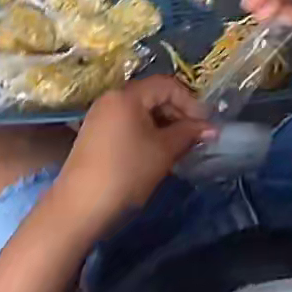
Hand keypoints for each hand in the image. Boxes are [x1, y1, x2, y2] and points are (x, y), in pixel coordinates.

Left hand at [53, 76, 208, 230]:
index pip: (167, 85)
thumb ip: (189, 134)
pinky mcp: (95, 134)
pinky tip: (156, 154)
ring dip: (164, 125)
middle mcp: (111, 98)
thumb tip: (212, 128)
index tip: (205, 126)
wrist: (80, 206)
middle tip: (195, 138)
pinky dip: (146, 133)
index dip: (191, 102)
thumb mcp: (164, 151)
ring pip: (141, 111)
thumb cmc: (127, 172)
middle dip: (178, 114)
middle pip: (153, 95)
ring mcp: (100, 116)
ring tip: (179, 148)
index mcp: (127, 95)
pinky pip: (128, 124)